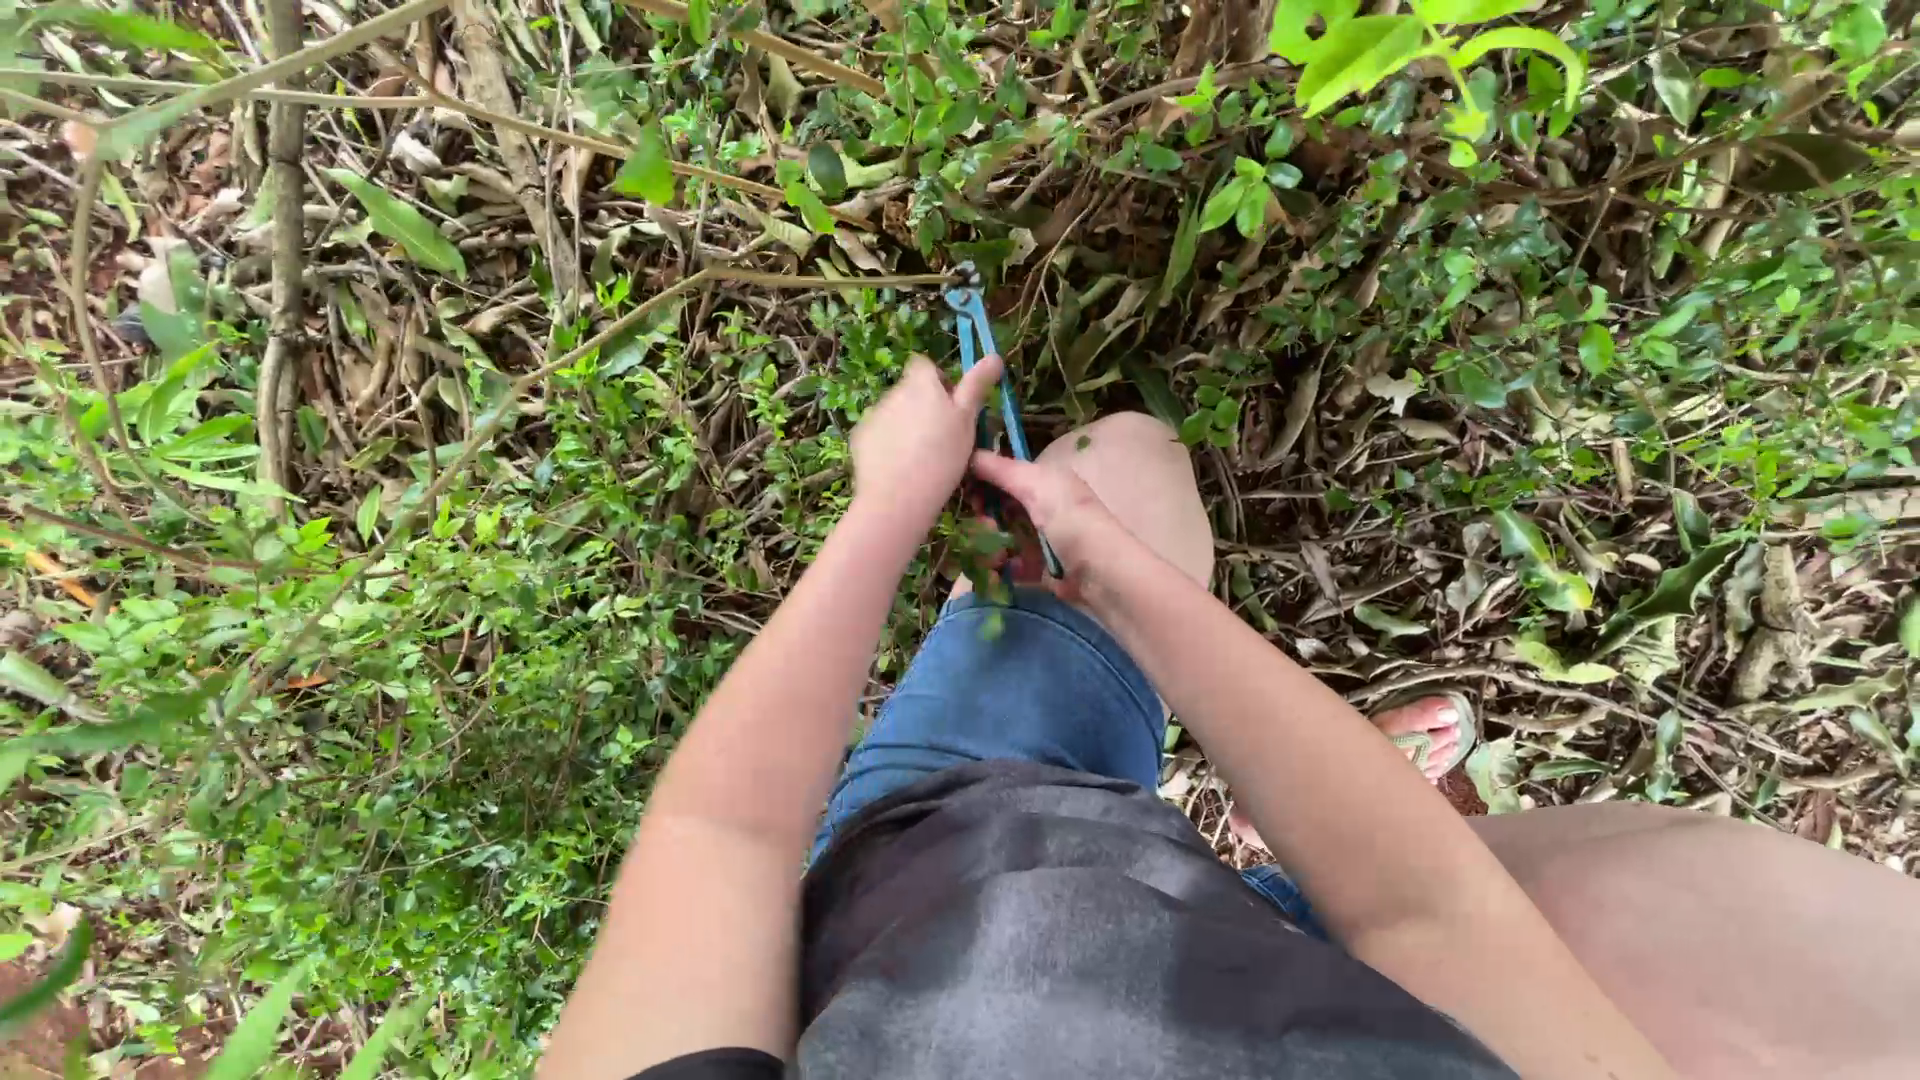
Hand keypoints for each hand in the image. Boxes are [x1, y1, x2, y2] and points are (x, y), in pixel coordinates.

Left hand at [849, 353, 1003, 528]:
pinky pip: (878, 432)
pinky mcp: (860, 437)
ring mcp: (873, 414)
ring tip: (919, 456)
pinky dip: (887, 443)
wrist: (898, 498)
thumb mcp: (966, 421)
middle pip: (909, 390)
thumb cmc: (941, 457)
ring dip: (905, 424)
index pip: (924, 364)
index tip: (950, 406)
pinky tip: (899, 466)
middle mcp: (893, 392)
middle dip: (922, 405)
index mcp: (921, 383)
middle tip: (940, 437)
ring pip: (894, 412)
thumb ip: (977, 386)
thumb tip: (994, 356)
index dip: (937, 380)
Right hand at [967, 451, 1136, 596]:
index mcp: (1046, 481)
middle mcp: (1043, 507)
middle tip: (985, 525)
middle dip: (984, 517)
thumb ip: (1001, 469)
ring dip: (989, 544)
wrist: (1099, 574)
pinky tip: (1000, 568)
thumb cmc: (1070, 521)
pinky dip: (1001, 566)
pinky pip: (1009, 563)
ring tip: (994, 552)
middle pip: (998, 507)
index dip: (983, 481)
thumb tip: (969, 454)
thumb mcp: (1037, 485)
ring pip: (1000, 537)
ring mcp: (1040, 539)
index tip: (969, 492)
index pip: (1004, 475)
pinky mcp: (1039, 568)